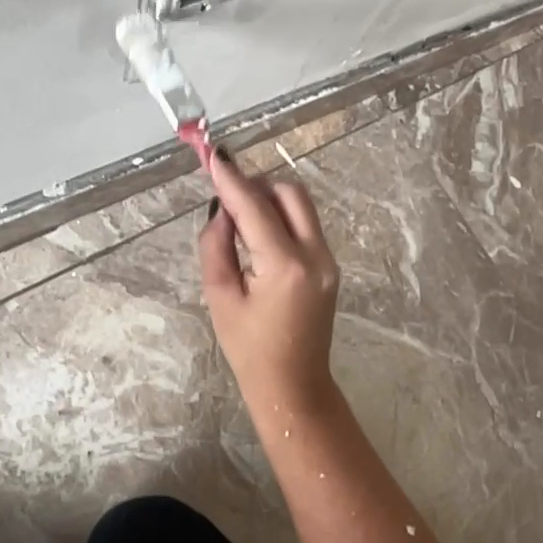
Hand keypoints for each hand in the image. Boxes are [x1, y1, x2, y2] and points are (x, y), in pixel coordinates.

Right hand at [197, 149, 340, 412]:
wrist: (294, 387)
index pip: (254, 207)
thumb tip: (222, 209)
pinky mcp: (329, 265)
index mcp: (284, 266)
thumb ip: (216, 245)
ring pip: (299, 205)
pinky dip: (280, 218)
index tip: (213, 155)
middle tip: (227, 200)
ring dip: (269, 200)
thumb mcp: (219, 296)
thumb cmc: (249, 349)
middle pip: (288, 193)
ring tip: (240, 222)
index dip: (231, 179)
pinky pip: (304, 224)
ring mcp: (327, 259)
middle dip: (256, 186)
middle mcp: (314, 255)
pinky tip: (258, 237)